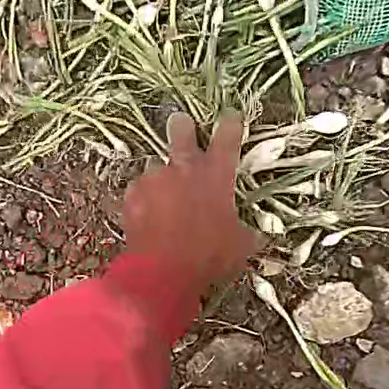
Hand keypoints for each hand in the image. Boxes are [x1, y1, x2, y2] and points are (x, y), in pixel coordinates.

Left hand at [122, 113, 258, 293]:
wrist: (163, 273)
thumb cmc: (210, 256)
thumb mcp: (240, 247)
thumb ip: (245, 233)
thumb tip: (255, 236)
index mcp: (216, 175)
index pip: (228, 138)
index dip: (231, 124)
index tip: (231, 116)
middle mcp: (184, 168)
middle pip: (182, 131)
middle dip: (182, 126)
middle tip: (181, 123)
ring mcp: (154, 179)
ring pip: (157, 168)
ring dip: (162, 179)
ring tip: (165, 201)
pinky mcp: (132, 196)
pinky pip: (139, 192)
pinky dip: (144, 200)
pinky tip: (148, 216)